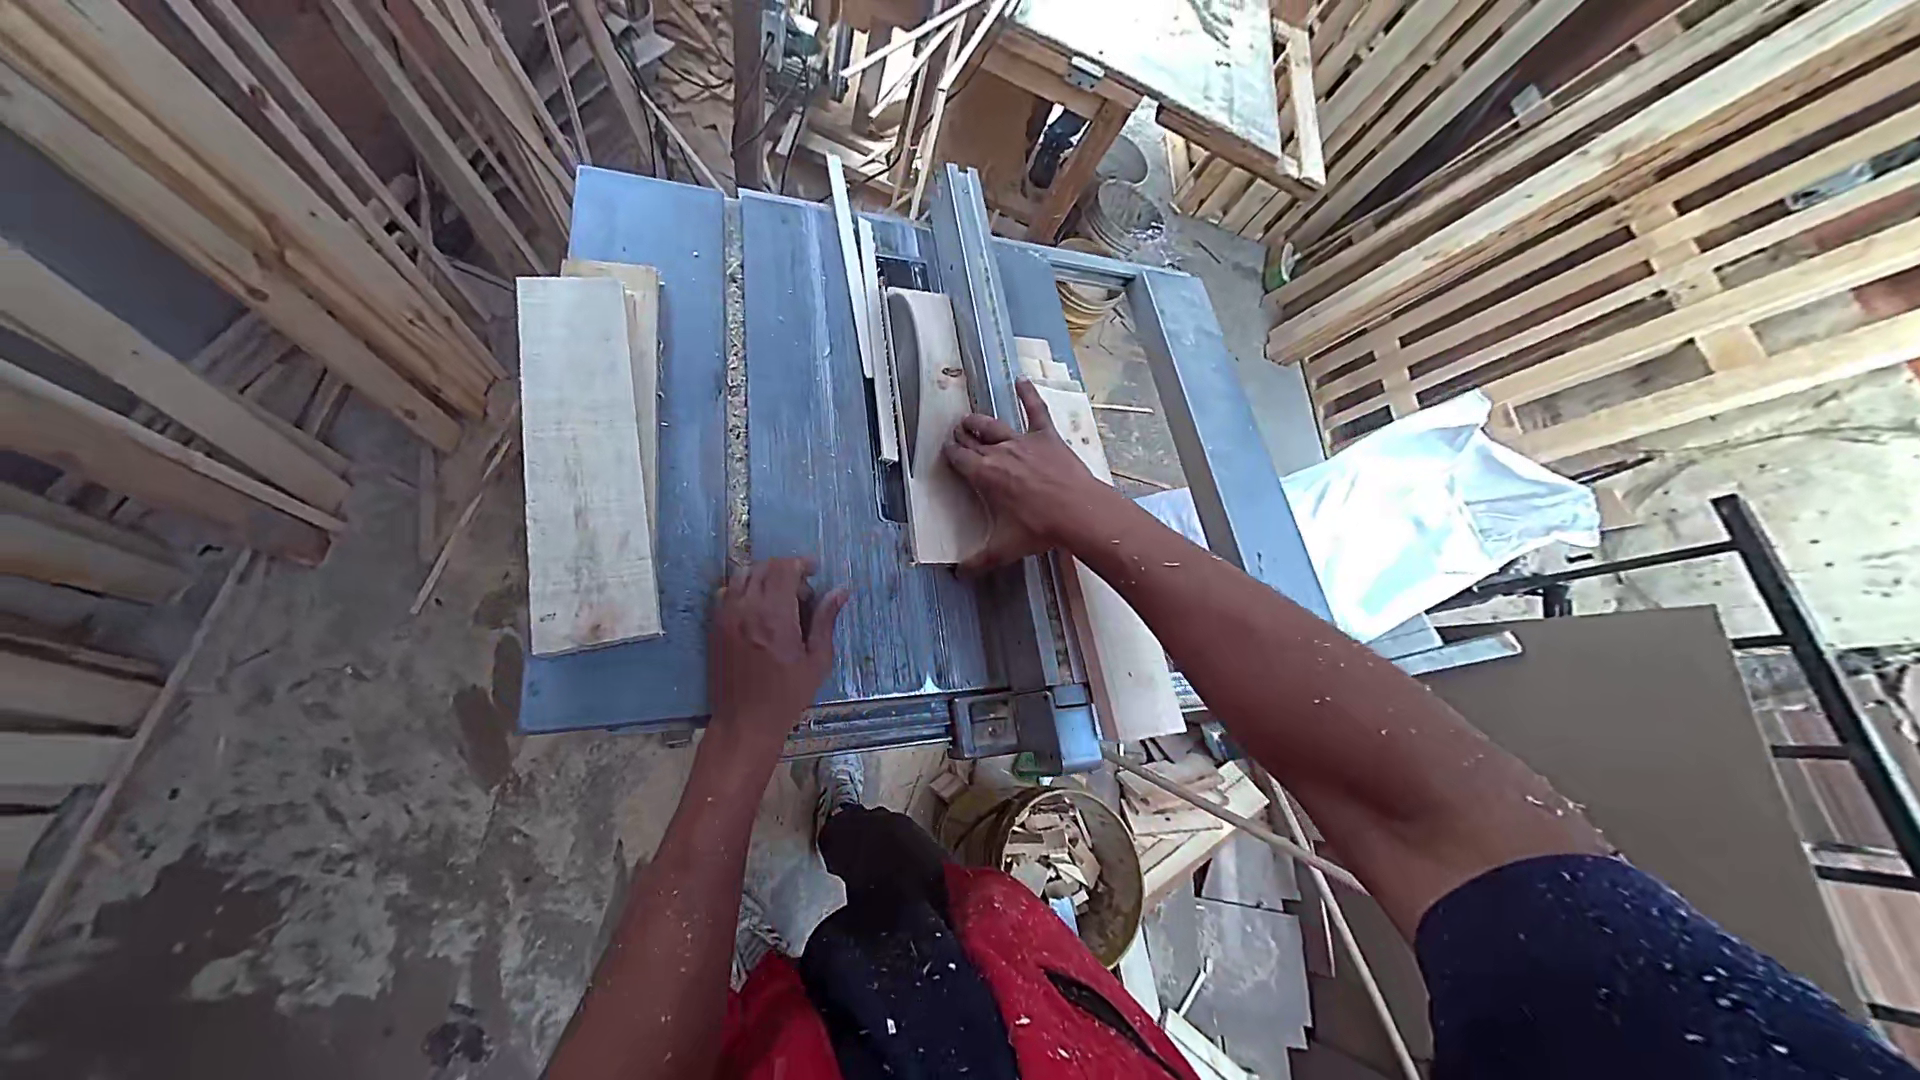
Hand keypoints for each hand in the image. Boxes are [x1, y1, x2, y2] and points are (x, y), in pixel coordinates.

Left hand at [710, 558, 848, 747]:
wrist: (744, 722)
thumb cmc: (787, 695)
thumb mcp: (817, 660)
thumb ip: (825, 621)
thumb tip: (840, 591)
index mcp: (774, 616)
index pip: (784, 569)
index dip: (801, 564)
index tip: (814, 571)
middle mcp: (746, 609)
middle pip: (763, 567)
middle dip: (785, 570)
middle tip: (802, 592)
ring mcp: (725, 617)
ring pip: (742, 576)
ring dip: (763, 577)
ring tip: (780, 598)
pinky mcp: (714, 627)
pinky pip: (727, 593)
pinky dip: (744, 590)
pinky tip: (757, 610)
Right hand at [943, 380, 1121, 573]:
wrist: (1079, 513)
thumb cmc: (1041, 529)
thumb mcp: (1005, 548)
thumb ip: (979, 561)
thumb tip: (960, 575)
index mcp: (984, 476)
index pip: (958, 458)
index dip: (950, 454)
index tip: (946, 451)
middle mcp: (999, 453)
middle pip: (972, 439)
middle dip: (960, 436)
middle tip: (956, 435)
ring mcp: (1023, 442)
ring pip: (993, 425)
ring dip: (979, 421)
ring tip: (970, 419)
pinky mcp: (1047, 437)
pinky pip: (1035, 410)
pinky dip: (1028, 394)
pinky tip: (1021, 381)